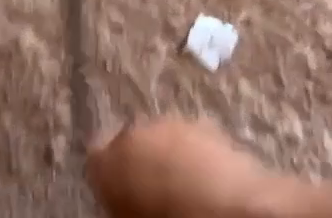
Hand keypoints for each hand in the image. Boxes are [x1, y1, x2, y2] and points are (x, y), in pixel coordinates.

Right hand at [88, 117, 312, 217]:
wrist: (236, 212)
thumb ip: (126, 206)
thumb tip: (130, 203)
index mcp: (105, 162)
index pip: (96, 161)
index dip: (111, 180)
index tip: (125, 199)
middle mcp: (131, 133)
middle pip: (129, 145)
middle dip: (142, 166)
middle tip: (158, 199)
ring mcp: (168, 124)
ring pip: (162, 140)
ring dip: (170, 159)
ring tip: (190, 195)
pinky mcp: (203, 123)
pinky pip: (191, 141)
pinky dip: (197, 157)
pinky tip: (212, 185)